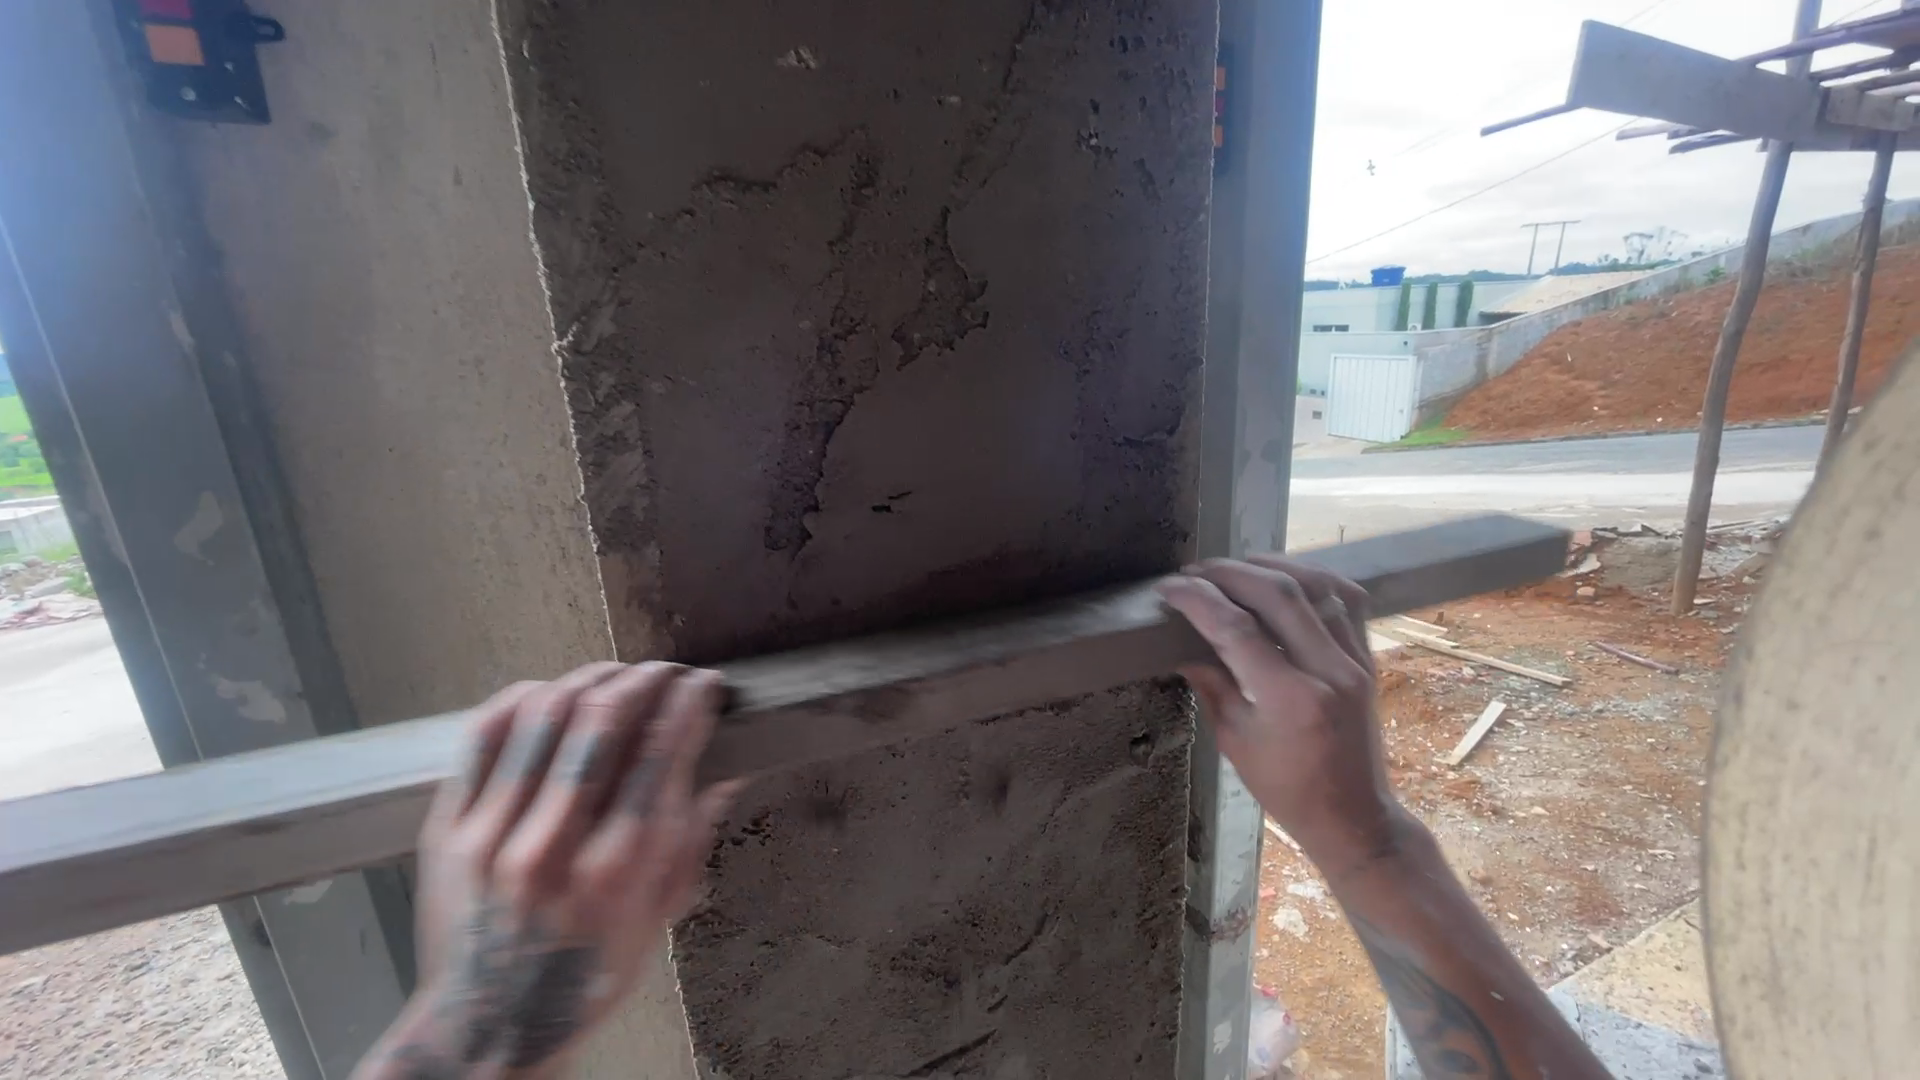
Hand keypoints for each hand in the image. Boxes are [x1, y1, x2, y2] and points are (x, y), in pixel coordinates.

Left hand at [355, 663, 743, 1079]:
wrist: (485, 1028)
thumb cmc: (587, 976)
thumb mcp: (661, 917)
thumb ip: (693, 840)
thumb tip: (724, 774)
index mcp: (618, 870)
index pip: (662, 752)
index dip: (690, 702)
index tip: (704, 684)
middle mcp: (554, 844)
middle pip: (603, 721)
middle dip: (645, 679)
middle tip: (664, 671)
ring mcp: (493, 833)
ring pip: (545, 716)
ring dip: (590, 678)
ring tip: (615, 675)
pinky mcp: (449, 829)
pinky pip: (483, 737)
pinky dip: (523, 699)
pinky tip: (551, 690)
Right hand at [1158, 558, 1405, 878]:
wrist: (1354, 817)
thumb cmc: (1285, 788)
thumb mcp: (1233, 740)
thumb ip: (1211, 683)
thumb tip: (1183, 644)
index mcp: (1289, 699)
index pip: (1236, 628)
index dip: (1197, 600)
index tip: (1169, 588)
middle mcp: (1327, 670)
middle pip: (1277, 594)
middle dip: (1228, 573)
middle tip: (1195, 573)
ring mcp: (1354, 661)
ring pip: (1316, 586)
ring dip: (1270, 566)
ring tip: (1234, 566)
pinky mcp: (1367, 658)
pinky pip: (1348, 600)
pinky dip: (1315, 578)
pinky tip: (1286, 575)